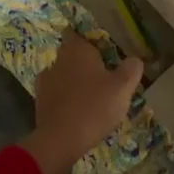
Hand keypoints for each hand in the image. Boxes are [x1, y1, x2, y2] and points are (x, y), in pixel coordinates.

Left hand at [19, 32, 143, 173]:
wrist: (60, 139)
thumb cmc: (94, 107)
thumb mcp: (123, 88)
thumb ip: (131, 69)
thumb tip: (134, 59)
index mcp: (78, 49)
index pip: (80, 34)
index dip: (91, 42)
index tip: (104, 53)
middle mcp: (59, 59)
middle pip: (73, 55)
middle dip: (86, 64)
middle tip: (104, 78)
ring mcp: (46, 79)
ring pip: (64, 74)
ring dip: (74, 81)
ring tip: (92, 98)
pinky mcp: (39, 100)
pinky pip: (56, 93)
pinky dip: (65, 98)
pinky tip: (76, 110)